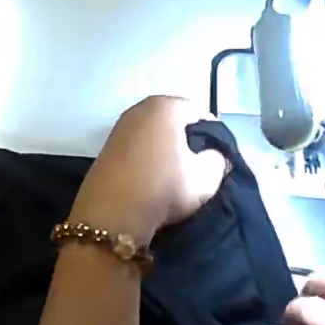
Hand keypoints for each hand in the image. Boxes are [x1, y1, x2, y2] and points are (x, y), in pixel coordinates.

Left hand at [69, 96, 226, 242]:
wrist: (110, 216)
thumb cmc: (162, 188)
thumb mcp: (205, 179)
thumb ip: (217, 160)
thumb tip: (212, 154)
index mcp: (166, 108)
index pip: (197, 112)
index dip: (209, 134)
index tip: (214, 157)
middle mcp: (141, 109)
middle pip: (173, 119)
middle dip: (186, 139)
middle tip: (195, 166)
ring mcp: (120, 126)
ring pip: (154, 133)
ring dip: (165, 148)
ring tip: (173, 175)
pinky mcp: (106, 146)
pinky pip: (136, 145)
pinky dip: (146, 156)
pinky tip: (150, 178)